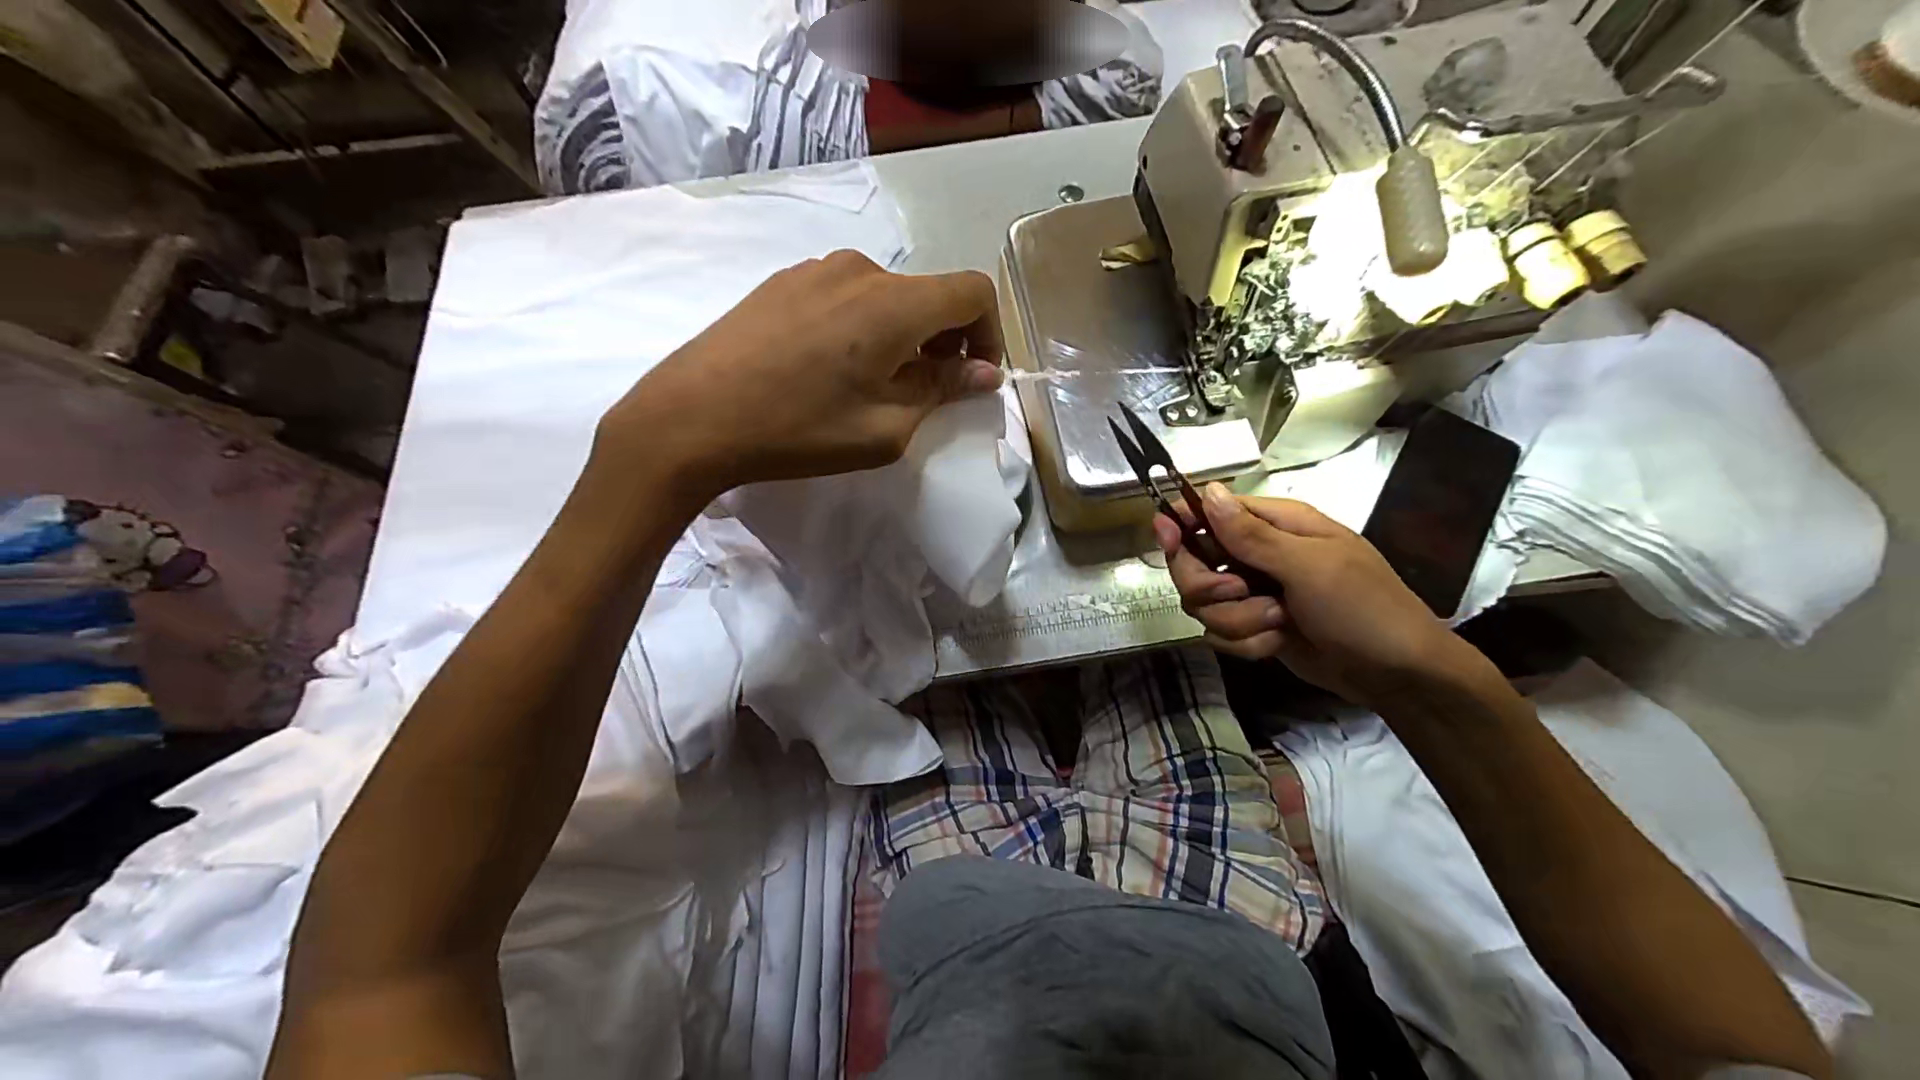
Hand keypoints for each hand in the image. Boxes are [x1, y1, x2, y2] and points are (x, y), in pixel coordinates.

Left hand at [592, 250, 1003, 503]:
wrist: (693, 416)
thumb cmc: (799, 429)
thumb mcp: (885, 428)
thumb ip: (941, 390)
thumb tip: (982, 372)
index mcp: (895, 303)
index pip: (973, 292)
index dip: (989, 333)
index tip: (973, 376)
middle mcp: (861, 270)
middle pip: (929, 293)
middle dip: (944, 340)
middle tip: (926, 391)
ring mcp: (816, 268)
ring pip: (886, 295)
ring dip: (901, 333)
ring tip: (872, 382)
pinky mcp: (783, 281)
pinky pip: (845, 295)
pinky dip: (862, 325)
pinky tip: (830, 367)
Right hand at [1156, 485, 1478, 705]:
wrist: (1396, 674)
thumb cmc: (1363, 607)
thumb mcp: (1309, 566)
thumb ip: (1251, 534)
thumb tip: (1208, 491)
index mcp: (1275, 525)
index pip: (1210, 512)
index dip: (1182, 523)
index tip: (1166, 538)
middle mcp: (1256, 555)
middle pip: (1193, 562)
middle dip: (1209, 585)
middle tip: (1241, 593)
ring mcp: (1253, 593)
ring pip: (1202, 602)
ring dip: (1236, 620)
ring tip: (1277, 623)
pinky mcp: (1253, 627)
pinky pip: (1218, 632)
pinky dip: (1244, 643)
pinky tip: (1275, 644)